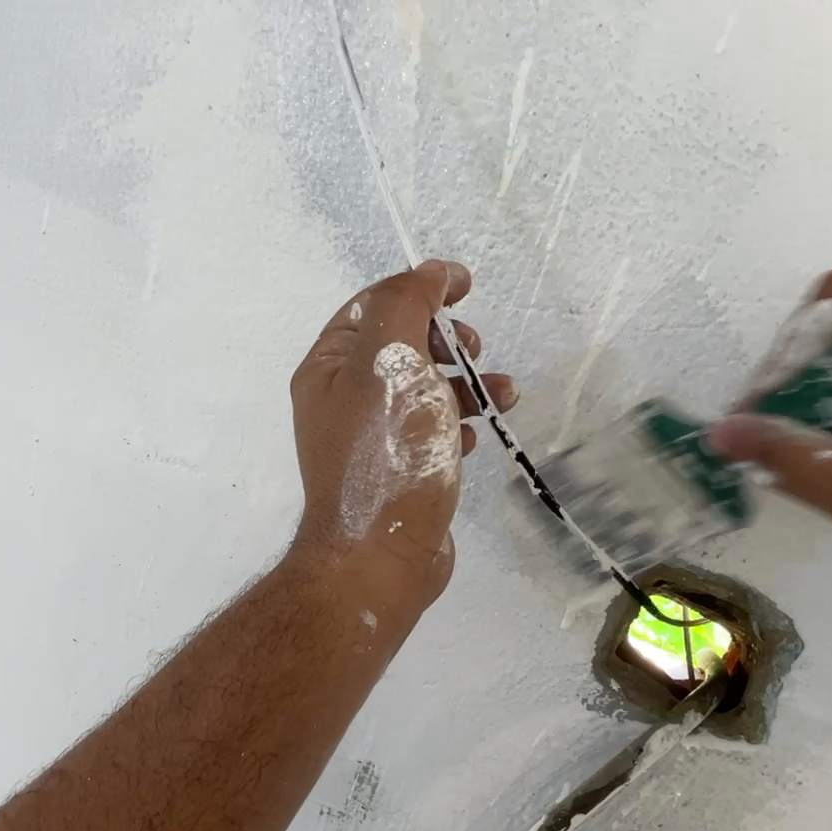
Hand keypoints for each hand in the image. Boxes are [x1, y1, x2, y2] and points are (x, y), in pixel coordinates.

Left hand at [288, 260, 517, 606]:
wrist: (380, 556)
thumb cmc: (385, 453)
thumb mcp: (391, 362)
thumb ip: (406, 305)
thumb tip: (427, 272)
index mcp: (328, 367)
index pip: (372, 304)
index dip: (419, 286)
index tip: (466, 287)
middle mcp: (342, 399)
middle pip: (400, 345)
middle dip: (445, 339)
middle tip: (474, 350)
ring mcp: (368, 439)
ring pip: (423, 390)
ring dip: (466, 383)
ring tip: (502, 394)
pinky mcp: (396, 471)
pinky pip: (430, 432)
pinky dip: (458, 425)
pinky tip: (476, 436)